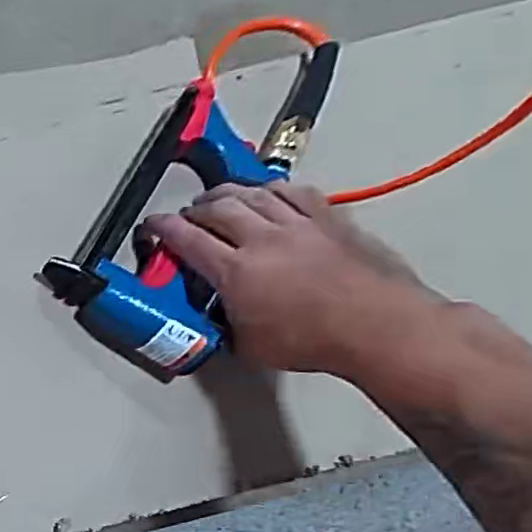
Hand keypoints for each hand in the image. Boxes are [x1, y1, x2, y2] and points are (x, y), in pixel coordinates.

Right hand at [139, 182, 443, 379]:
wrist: (380, 329)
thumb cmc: (313, 340)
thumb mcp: (244, 340)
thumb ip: (222, 319)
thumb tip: (214, 315)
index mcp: (235, 271)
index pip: (186, 237)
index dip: (162, 228)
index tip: (151, 226)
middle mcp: (266, 240)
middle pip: (219, 206)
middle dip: (195, 208)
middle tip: (186, 216)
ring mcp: (302, 227)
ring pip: (257, 193)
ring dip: (232, 193)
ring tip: (221, 198)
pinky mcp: (333, 223)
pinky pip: (297, 193)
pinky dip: (274, 190)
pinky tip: (269, 195)